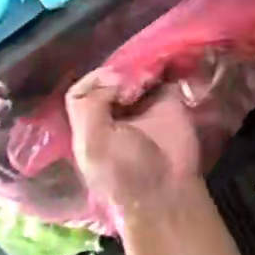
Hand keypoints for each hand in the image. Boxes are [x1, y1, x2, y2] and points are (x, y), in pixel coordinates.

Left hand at [67, 74, 205, 217]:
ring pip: (138, 73)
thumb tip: (116, 78)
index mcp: (90, 123)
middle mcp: (116, 112)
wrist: (167, 188)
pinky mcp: (170, 102)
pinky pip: (167, 77)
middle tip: (132, 76)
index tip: (111, 81)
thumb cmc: (125, 171)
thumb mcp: (94, 143)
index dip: (93, 80)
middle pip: (111, 78)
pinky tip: (164, 66)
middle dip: (119, 70)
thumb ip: (92, 106)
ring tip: (148, 71)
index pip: (83, 91)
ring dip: (142, 66)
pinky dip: (165, 66)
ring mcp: (144, 106)